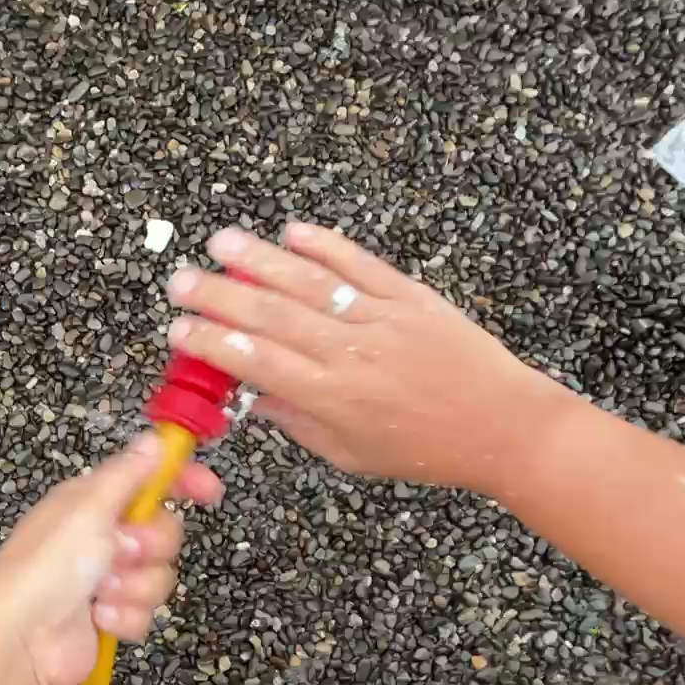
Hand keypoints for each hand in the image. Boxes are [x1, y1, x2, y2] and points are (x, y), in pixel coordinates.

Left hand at [0, 433, 221, 684]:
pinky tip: (98, 618)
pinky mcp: (110, 613)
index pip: (147, 478)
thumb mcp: (87, 509)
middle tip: (121, 552)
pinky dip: (125, 616)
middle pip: (163, 530)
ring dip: (134, 587)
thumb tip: (155, 440)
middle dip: (150, 546)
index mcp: (91, 500)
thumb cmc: (45, 567)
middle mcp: (100, 534)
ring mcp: (106, 576)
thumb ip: (128, 474)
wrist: (21, 639)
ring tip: (100, 593)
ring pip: (159, 575)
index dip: (181, 480)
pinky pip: (146, 611)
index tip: (208, 490)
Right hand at [163, 222, 575, 495]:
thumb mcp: (349, 454)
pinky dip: (327, 246)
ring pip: (310, 283)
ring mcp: (381, 319)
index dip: (213, 343)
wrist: (505, 428)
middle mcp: (350, 352)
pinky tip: (293, 231)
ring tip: (220, 242)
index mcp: (332, 396)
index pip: (257, 362)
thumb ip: (296, 422)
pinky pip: (362, 266)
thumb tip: (251, 398)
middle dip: (219, 295)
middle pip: (272, 316)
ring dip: (260, 260)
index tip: (179, 330)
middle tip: (180, 280)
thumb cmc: (423, 450)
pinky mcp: (411, 297)